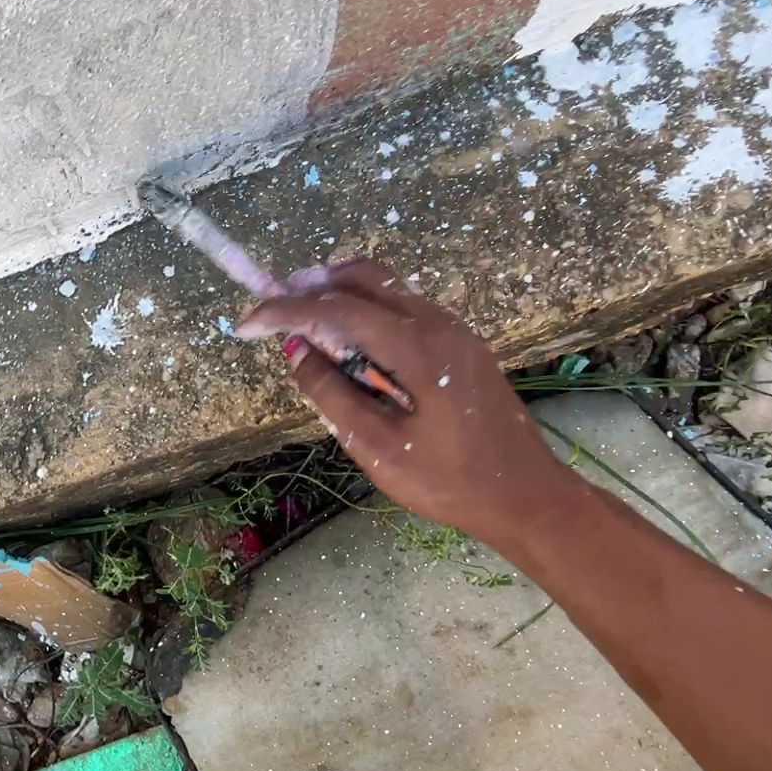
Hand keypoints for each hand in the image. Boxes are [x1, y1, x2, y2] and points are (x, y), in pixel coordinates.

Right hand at [236, 259, 583, 554]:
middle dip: (309, 286)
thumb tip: (296, 350)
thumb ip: (331, 394)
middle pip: (363, 276)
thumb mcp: (375, 446)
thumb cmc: (448, 481)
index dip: (283, 310)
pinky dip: (362, 312)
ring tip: (301, 326)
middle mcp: (437, 323)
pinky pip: (400, 308)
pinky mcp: (457, 342)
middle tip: (271, 310)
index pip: (336, 308)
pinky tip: (345, 345)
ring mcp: (452, 328)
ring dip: (336, 295)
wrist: (525, 494)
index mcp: (417, 347)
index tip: (246, 324)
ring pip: (384, 287)